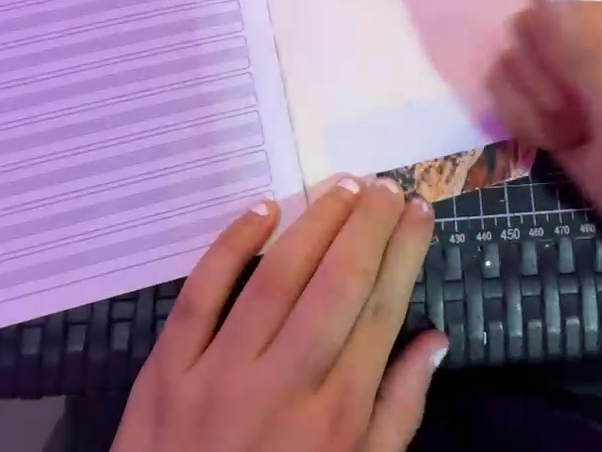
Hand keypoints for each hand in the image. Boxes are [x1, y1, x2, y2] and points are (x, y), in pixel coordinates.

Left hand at [112, 176, 447, 451]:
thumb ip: (397, 414)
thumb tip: (434, 340)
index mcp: (336, 417)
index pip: (381, 311)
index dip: (404, 252)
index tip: (420, 210)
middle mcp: (285, 385)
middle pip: (337, 283)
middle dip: (369, 225)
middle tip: (386, 185)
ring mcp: (221, 373)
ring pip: (277, 277)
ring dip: (316, 222)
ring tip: (344, 185)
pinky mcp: (167, 368)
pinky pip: (202, 293)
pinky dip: (232, 244)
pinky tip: (265, 207)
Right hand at [485, 0, 601, 298]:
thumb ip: (581, 49)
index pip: (543, 22)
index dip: (556, 74)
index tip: (593, 112)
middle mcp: (597, 30)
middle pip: (523, 43)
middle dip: (546, 96)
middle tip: (589, 128)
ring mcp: (573, 61)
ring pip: (511, 70)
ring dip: (539, 117)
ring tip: (583, 138)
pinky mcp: (554, 91)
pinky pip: (509, 94)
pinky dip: (531, 127)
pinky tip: (568, 144)